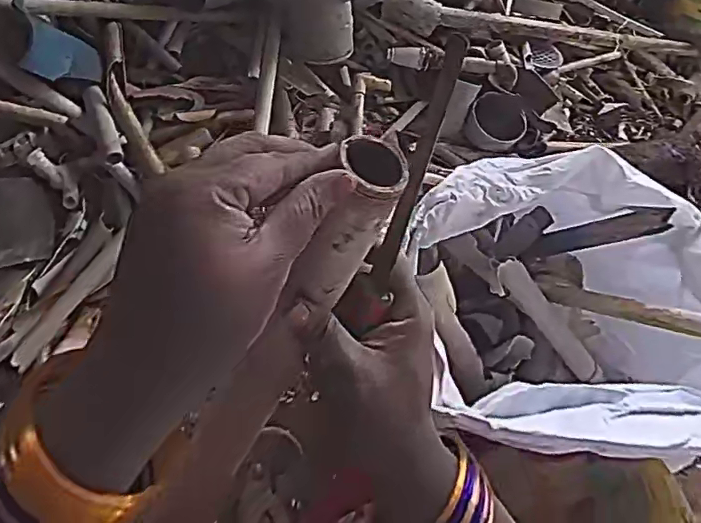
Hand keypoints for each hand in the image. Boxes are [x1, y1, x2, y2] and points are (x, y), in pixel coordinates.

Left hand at [36, 133, 352, 489]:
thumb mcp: (268, 267)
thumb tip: (339, 179)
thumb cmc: (203, 333)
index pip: (274, 160)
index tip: (348, 161)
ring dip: (267, 168)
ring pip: (229, 161)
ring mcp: (164, 195)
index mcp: (203, 190)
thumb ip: (304, 213)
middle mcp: (178, 181)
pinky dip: (242, 185)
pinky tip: (267, 205)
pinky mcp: (160, 213)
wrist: (139, 377)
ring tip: (304, 187)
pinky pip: (210, 182)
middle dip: (292, 156)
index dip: (316, 160)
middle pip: (249, 149)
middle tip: (330, 171)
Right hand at [300, 258, 457, 522]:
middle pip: (362, 271)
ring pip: (348, 294)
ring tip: (290, 286)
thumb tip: (294, 307)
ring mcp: (380, 324)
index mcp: (409, 306)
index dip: (357, 240)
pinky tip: (297, 316)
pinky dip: (323, 317)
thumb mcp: (354, 375)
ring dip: (323, 296)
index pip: (386, 254)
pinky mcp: (364, 341)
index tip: (322, 233)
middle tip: (296, 264)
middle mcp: (397, 307)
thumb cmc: (387, 422)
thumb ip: (326, 336)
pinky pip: (342, 317)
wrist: (397, 466)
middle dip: (331, 271)